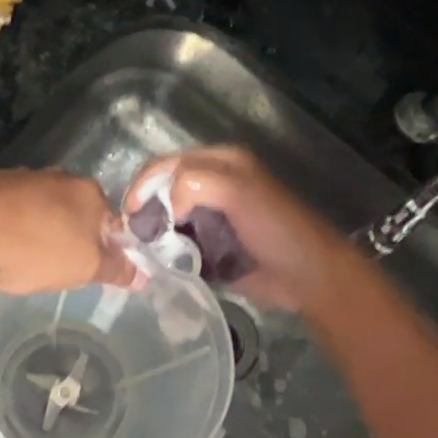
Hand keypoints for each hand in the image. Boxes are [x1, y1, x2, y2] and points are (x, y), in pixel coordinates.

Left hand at [0, 169, 136, 294]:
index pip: (113, 221)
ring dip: (41, 229)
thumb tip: (143, 274)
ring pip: (43, 208)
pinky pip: (11, 209)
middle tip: (60, 267)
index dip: (108, 248)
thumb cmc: (33, 251)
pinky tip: (1, 245)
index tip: (94, 270)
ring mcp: (21, 176)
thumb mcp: (84, 269)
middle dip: (73, 236)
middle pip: (77, 211)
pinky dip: (12, 225)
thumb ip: (116, 269)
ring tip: (27, 258)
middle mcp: (58, 175)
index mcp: (89, 192)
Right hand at [123, 146, 349, 308]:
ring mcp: (211, 214)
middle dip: (145, 208)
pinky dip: (164, 250)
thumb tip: (166, 208)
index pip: (167, 163)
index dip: (145, 184)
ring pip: (167, 216)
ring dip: (152, 231)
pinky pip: (177, 241)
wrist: (307, 275)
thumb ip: (197, 185)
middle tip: (132, 235)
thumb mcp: (239, 193)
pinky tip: (156, 261)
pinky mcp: (210, 243)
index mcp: (220, 161)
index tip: (131, 214)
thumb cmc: (276, 229)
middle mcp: (212, 183)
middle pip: (163, 188)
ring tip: (140, 250)